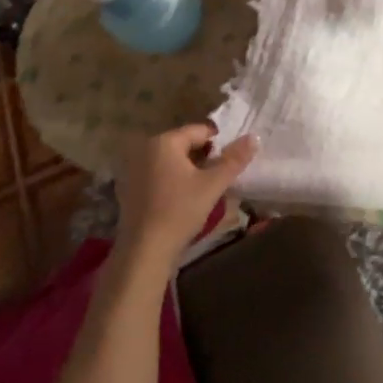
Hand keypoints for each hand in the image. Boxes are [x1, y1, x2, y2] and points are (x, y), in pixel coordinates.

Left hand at [114, 124, 257, 265]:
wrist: (144, 252)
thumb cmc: (180, 211)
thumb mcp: (213, 184)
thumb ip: (234, 159)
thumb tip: (253, 137)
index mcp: (164, 141)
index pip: (200, 131)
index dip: (220, 144)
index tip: (231, 162)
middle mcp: (144, 149)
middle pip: (184, 144)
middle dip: (204, 157)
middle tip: (220, 177)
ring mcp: (133, 170)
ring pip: (171, 161)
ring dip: (189, 170)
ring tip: (205, 189)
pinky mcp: (129, 190)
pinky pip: (158, 175)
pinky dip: (172, 181)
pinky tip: (182, 200)